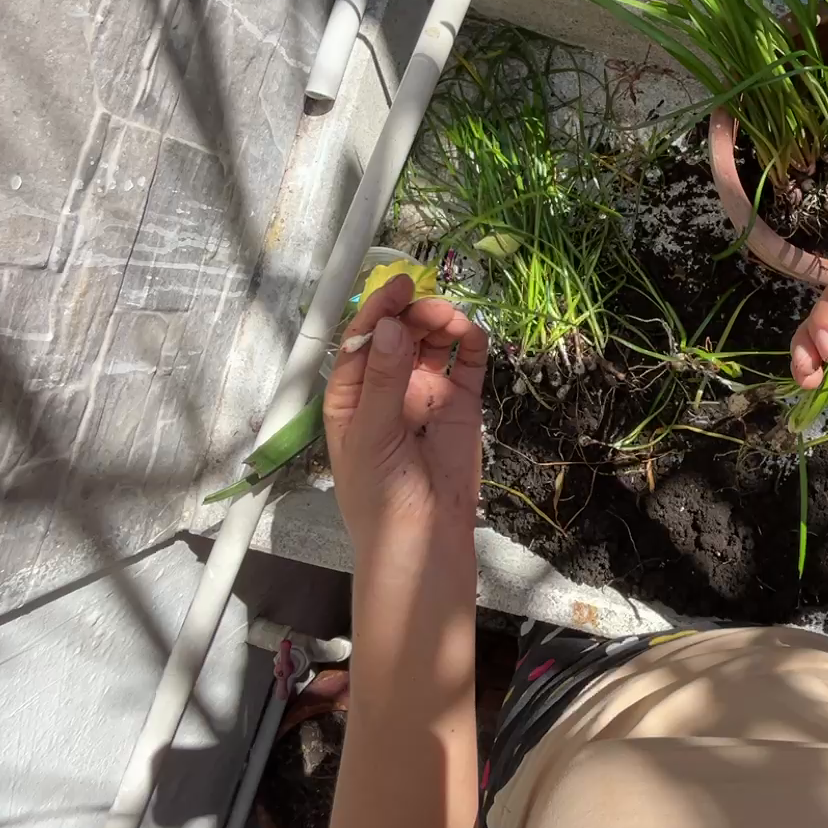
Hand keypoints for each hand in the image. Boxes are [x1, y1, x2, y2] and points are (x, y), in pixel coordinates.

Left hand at [324, 274, 488, 542]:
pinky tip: (475, 335)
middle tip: (437, 310)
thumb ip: (385, 381)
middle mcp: (388, 386)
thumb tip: (395, 325)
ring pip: (434, 343)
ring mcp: (427, 393)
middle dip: (416, 316)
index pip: (363, 341)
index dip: (378, 310)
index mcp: (352, 394)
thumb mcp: (373, 438)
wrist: (426, 542)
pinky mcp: (461, 404)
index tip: (400, 285)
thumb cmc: (381, 496)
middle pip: (401, 335)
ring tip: (457, 323)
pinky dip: (472, 345)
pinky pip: (467, 365)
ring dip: (443, 325)